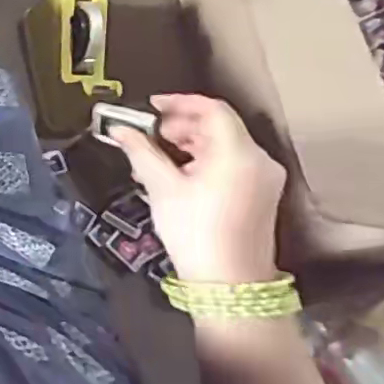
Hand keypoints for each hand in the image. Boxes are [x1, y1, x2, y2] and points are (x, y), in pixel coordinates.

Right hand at [108, 94, 285, 283]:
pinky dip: (204, 160)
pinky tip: (178, 175)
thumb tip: (119, 130)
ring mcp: (263, 177)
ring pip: (224, 145)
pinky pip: (231, 163)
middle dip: (181, 125)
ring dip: (190, 143)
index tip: (152, 106)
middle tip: (149, 135)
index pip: (212, 109)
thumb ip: (141, 152)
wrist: (228, 281)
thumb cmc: (194, 232)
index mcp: (237, 153)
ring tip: (157, 158)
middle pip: (219, 126)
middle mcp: (258, 159)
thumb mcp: (161, 188)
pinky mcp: (261, 193)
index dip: (179, 102)